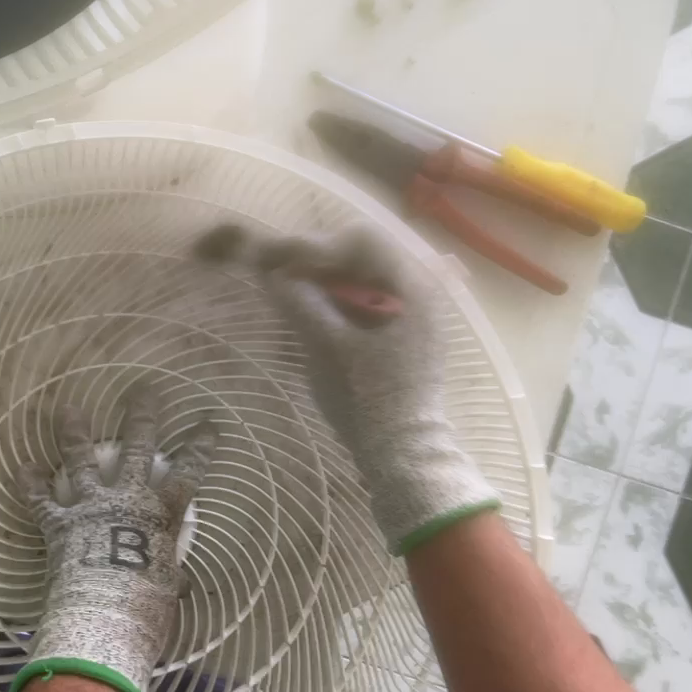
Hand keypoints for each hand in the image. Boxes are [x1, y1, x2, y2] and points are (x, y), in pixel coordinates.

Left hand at [10, 388, 215, 691]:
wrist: (104, 625)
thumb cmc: (147, 612)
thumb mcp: (168, 592)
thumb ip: (172, 578)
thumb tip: (181, 583)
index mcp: (162, 514)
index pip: (189, 472)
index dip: (201, 447)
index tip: (209, 424)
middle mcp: (128, 499)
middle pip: (136, 448)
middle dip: (141, 417)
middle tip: (142, 390)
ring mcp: (91, 507)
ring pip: (82, 459)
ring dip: (75, 433)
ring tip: (68, 408)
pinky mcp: (58, 524)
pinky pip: (40, 500)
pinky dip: (29, 484)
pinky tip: (21, 466)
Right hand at [247, 227, 498, 555]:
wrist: (404, 452)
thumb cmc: (366, 400)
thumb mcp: (325, 347)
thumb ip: (299, 302)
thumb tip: (270, 272)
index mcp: (409, 284)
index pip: (356, 239)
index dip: (309, 244)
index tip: (272, 260)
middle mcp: (421, 287)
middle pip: (362, 251)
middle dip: (317, 257)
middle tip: (278, 272)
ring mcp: (418, 310)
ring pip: (365, 273)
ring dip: (327, 276)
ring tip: (293, 289)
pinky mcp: (409, 331)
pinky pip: (372, 296)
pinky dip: (341, 296)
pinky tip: (318, 308)